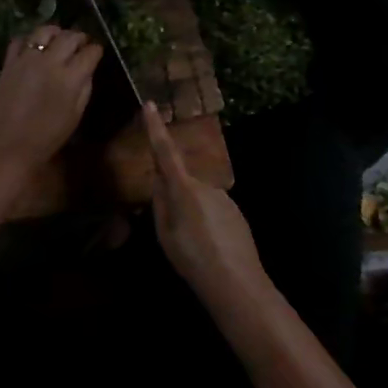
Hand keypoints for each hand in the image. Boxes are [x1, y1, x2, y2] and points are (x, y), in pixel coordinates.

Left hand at [0, 25, 102, 167]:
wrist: (14, 142)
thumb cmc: (50, 133)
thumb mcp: (77, 113)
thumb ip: (85, 86)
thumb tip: (87, 67)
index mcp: (70, 77)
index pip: (90, 52)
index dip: (96, 50)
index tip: (96, 52)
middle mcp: (50, 62)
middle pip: (69, 37)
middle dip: (79, 37)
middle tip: (81, 43)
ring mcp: (27, 59)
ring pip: (44, 31)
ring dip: (56, 32)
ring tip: (58, 39)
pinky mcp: (10, 62)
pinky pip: (20, 40)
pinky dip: (29, 40)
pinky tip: (34, 47)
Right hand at [142, 101, 266, 302]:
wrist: (237, 283)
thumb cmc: (193, 258)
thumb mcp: (164, 233)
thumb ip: (159, 202)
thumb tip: (158, 179)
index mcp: (184, 188)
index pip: (165, 152)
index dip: (156, 128)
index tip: (150, 104)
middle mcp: (206, 185)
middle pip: (181, 183)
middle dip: (174, 199)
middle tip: (172, 232)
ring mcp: (224, 198)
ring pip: (198, 199)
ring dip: (192, 215)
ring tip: (193, 247)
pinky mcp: (236, 212)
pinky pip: (213, 211)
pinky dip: (206, 224)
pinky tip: (209, 248)